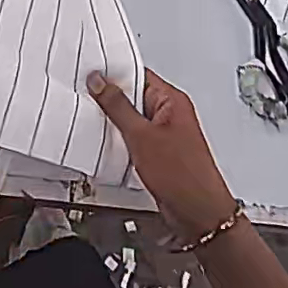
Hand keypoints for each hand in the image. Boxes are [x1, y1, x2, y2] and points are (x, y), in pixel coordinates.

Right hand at [88, 69, 237, 242]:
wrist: (197, 213)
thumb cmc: (183, 175)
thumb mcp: (140, 135)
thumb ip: (117, 106)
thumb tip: (100, 82)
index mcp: (171, 100)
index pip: (138, 74)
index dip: (114, 74)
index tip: (92, 76)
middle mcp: (170, 113)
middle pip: (133, 95)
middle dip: (111, 99)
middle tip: (90, 99)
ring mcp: (164, 132)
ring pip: (132, 117)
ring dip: (115, 121)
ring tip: (99, 124)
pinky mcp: (158, 151)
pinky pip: (134, 136)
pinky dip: (121, 138)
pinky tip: (111, 144)